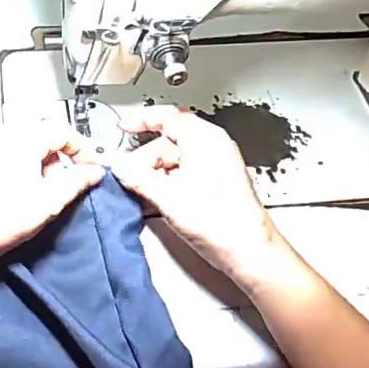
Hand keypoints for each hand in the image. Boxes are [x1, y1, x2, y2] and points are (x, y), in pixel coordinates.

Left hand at [0, 121, 106, 270]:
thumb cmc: (3, 219)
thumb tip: (95, 171)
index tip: (92, 168)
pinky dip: (22, 163)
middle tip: (64, 183)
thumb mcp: (50, 200)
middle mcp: (1, 133)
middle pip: (43, 134)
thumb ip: (77, 181)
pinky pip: (8, 150)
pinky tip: (22, 190)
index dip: (83, 149)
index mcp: (21, 137)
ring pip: (26, 142)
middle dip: (59, 156)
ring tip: (41, 191)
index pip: (62, 131)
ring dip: (41, 161)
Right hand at [110, 107, 298, 288]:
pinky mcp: (219, 180)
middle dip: (145, 156)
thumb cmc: (220, 222)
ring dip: (156, 171)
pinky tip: (158, 198)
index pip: (167, 116)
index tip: (124, 127)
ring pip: (177, 157)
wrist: (249, 251)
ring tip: (143, 191)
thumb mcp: (166, 196)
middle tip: (128, 173)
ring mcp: (218, 163)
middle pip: (169, 139)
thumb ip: (137, 177)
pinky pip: (187, 170)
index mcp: (204, 139)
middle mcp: (214, 146)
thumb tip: (119, 166)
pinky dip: (169, 180)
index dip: (141, 120)